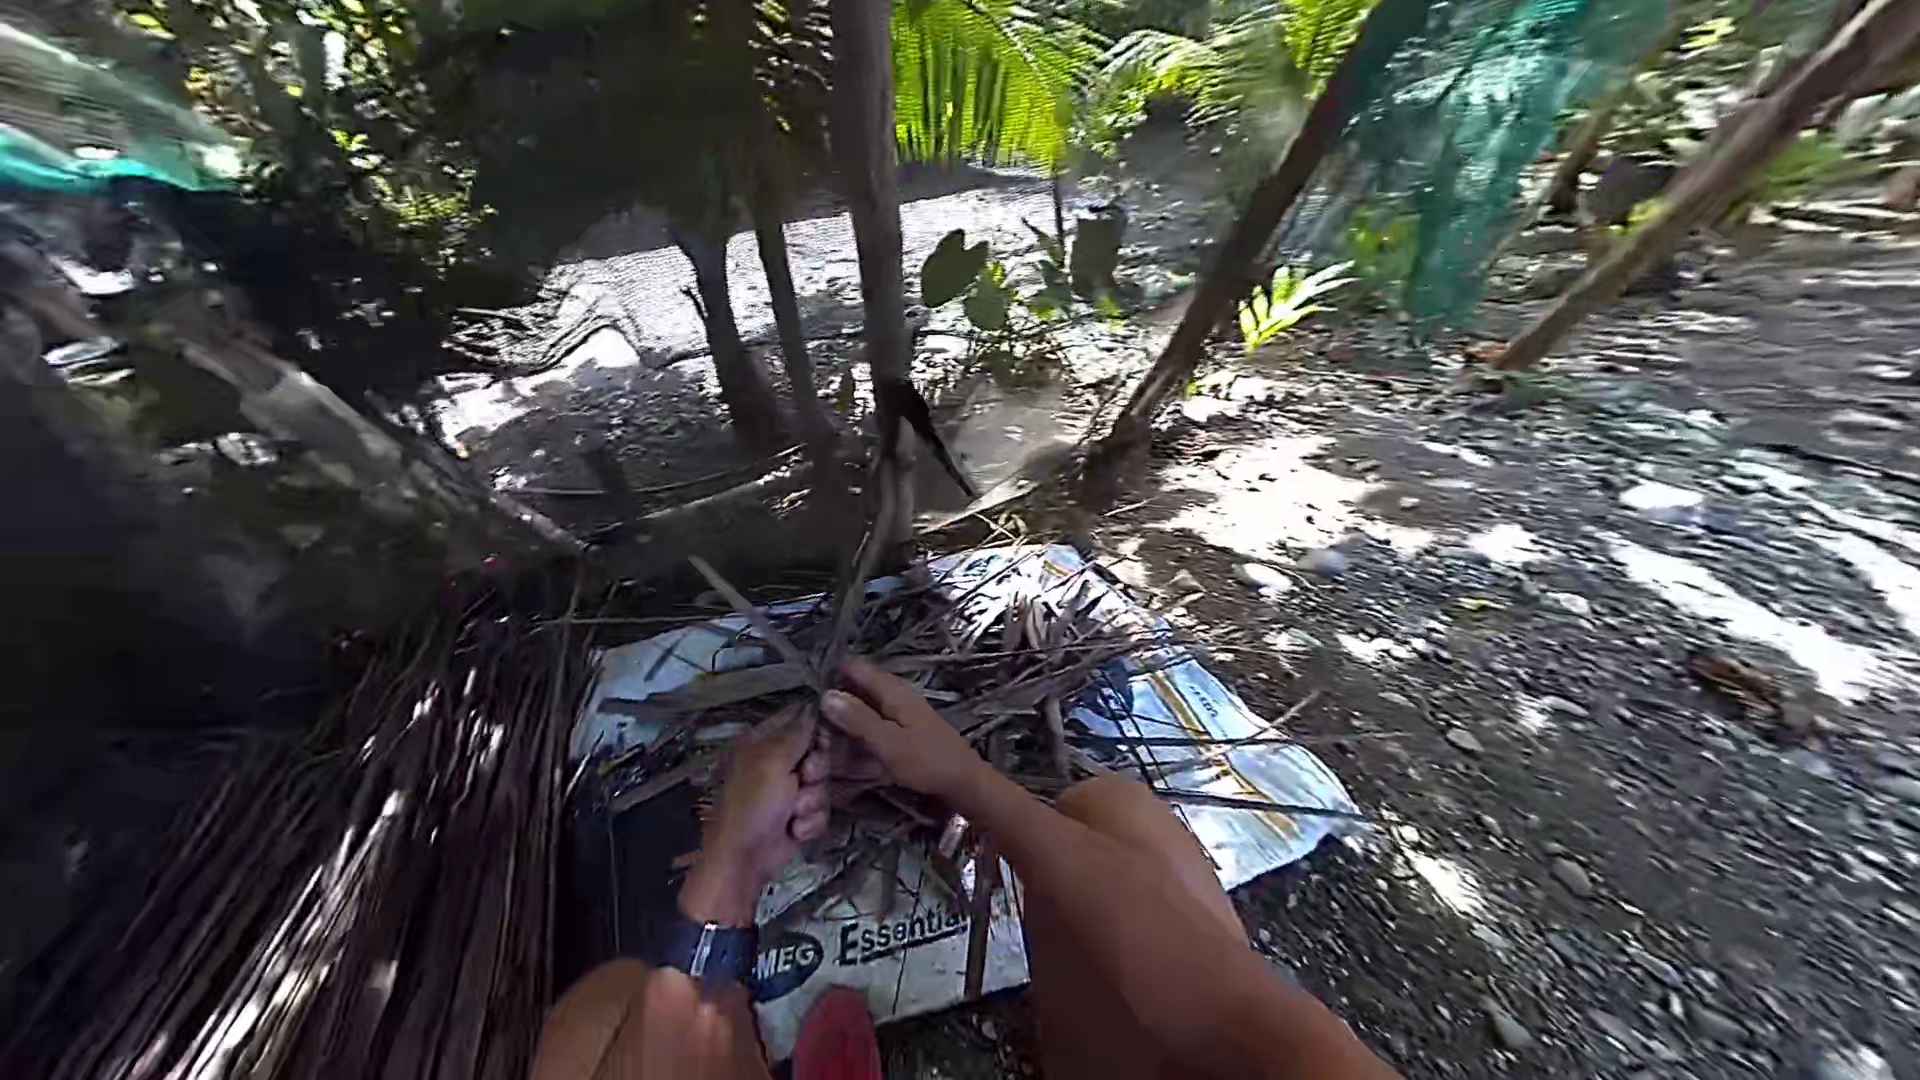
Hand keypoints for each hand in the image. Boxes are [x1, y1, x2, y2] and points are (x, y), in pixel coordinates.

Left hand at [683, 704, 829, 924]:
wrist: (742, 862)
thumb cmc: (752, 805)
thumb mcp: (773, 760)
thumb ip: (798, 732)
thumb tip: (816, 702)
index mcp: (764, 743)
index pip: (800, 719)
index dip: (816, 727)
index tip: (821, 740)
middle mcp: (778, 763)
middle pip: (819, 752)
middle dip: (816, 772)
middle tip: (803, 780)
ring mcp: (790, 791)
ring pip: (824, 783)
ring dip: (812, 802)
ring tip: (793, 814)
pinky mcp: (800, 816)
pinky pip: (822, 809)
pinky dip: (810, 822)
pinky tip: (794, 830)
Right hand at [820, 659, 988, 800]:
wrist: (964, 782)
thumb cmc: (926, 761)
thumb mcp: (888, 742)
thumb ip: (858, 719)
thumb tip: (826, 694)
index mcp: (894, 692)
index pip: (858, 669)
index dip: (834, 673)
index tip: (806, 686)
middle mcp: (899, 695)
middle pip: (863, 685)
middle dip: (838, 692)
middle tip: (809, 709)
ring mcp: (904, 711)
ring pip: (869, 702)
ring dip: (849, 709)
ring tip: (822, 723)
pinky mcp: (907, 729)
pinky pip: (877, 718)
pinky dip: (861, 723)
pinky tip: (849, 738)